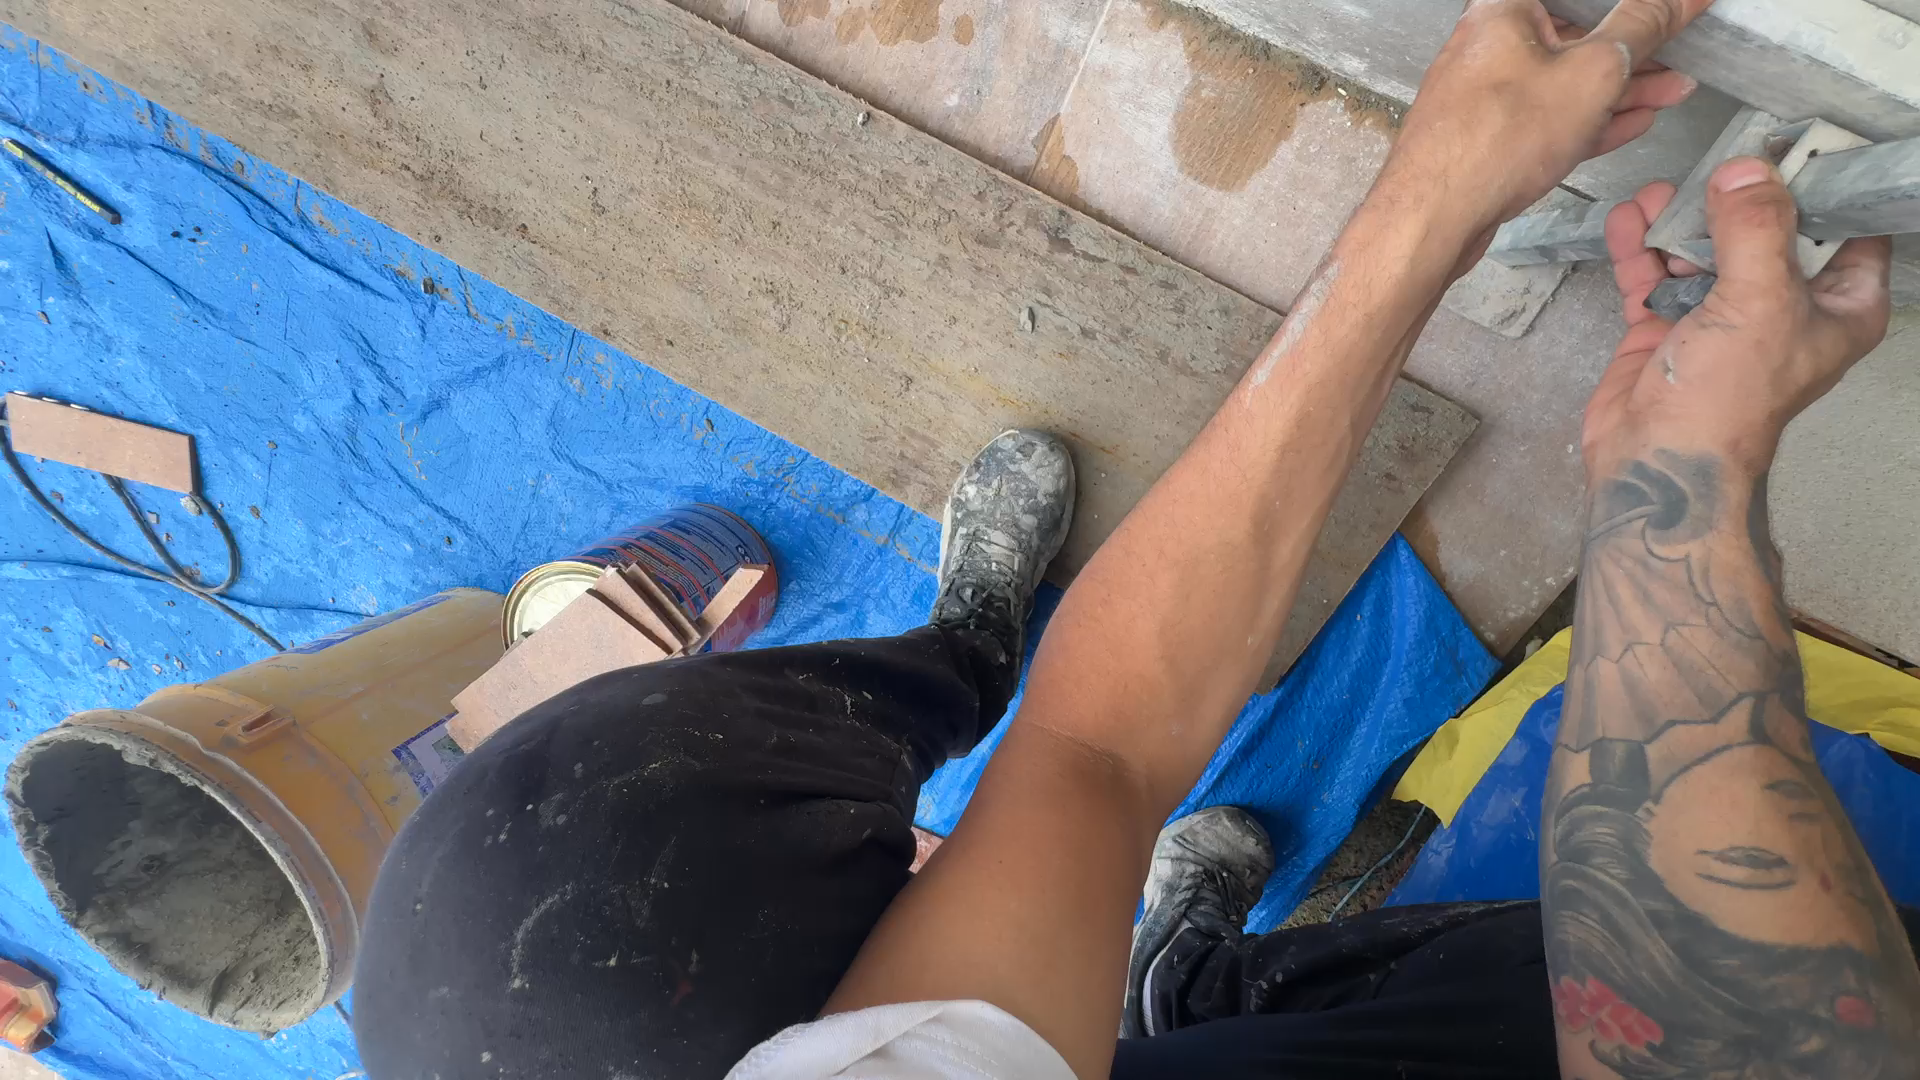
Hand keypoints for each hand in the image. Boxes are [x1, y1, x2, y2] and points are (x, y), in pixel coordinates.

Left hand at [1380, 0, 1709, 234]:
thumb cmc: (1495, 143)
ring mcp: (1474, 104)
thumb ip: (1645, 24)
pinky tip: (1627, 125)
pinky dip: (1580, 123)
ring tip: (1670, 93)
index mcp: (1500, 12)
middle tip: (1682, 57)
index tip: (1669, 12)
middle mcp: (1480, 52)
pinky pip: (1535, 124)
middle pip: (1569, 38)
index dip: (1628, 7)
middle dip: (1632, 50)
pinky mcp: (1474, 146)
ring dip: (1616, 90)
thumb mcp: (1593, 72)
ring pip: (1555, 86)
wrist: (1425, 226)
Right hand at [1584, 158, 1893, 474]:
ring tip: (1651, 194)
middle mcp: (1777, 307)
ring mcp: (1713, 319)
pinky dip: (1637, 254)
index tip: (1788, 146)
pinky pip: (1651, 282)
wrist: (1655, 452)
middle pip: (1759, 237)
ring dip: (1674, 226)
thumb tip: (1742, 169)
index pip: (1841, 229)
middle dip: (1729, 204)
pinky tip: (1624, 224)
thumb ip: (1753, 230)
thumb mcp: (1758, 300)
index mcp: (1836, 303)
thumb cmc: (1729, 387)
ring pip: (1698, 257)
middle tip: (1706, 168)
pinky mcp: (1659, 331)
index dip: (1820, 188)